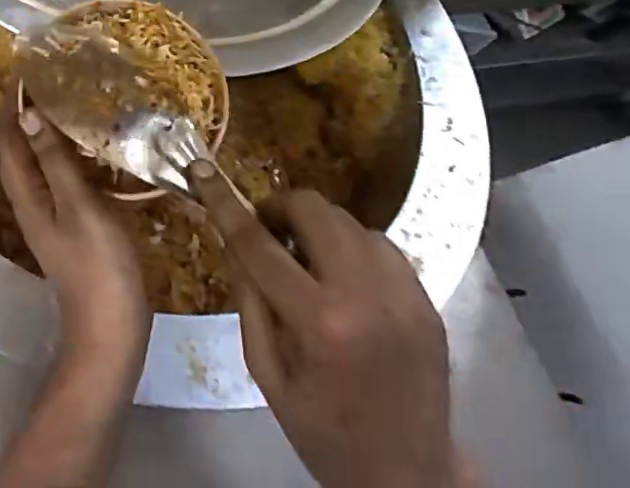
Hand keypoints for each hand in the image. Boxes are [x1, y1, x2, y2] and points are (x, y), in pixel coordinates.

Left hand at [0, 87, 149, 359]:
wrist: (111, 325)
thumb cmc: (96, 262)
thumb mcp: (77, 204)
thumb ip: (54, 159)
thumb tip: (27, 113)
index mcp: (25, 192)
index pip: (8, 136)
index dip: (10, 102)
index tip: (22, 69)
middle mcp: (30, 199)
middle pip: (18, 146)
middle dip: (25, 110)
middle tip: (46, 77)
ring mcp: (50, 212)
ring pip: (39, 160)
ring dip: (45, 128)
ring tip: (66, 99)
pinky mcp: (71, 221)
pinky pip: (60, 175)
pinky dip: (67, 151)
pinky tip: (90, 144)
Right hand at [192, 163, 454, 487]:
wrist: (410, 478)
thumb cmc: (325, 433)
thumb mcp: (268, 375)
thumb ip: (249, 301)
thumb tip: (236, 242)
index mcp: (320, 322)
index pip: (258, 244)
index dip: (225, 203)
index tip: (204, 172)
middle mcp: (366, 294)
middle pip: (313, 209)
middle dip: (280, 209)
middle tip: (268, 232)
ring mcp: (404, 292)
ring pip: (348, 220)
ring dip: (318, 229)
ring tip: (308, 262)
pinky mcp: (425, 296)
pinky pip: (379, 243)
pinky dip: (352, 247)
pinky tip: (345, 277)